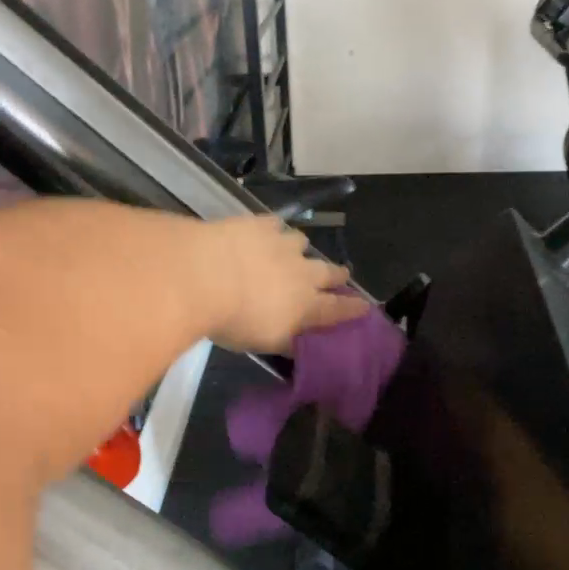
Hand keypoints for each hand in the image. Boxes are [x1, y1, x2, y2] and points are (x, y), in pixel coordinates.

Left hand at [199, 215, 368, 351]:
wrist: (203, 275)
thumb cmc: (231, 320)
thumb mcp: (261, 343)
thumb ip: (285, 341)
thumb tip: (300, 345)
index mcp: (304, 306)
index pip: (335, 309)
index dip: (351, 309)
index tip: (365, 306)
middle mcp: (301, 273)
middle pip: (327, 272)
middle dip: (337, 275)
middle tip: (342, 274)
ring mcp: (282, 245)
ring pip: (302, 243)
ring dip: (302, 249)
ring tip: (296, 250)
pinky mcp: (260, 224)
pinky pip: (275, 224)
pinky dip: (274, 230)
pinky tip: (266, 231)